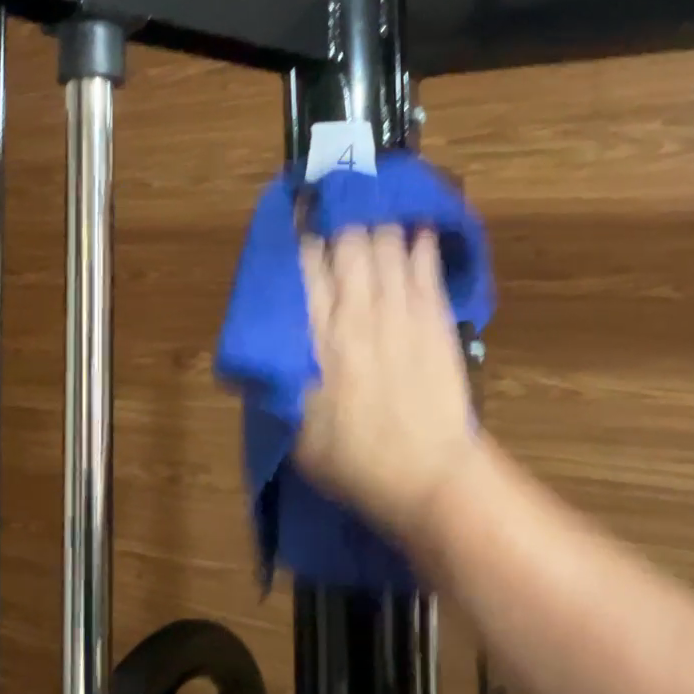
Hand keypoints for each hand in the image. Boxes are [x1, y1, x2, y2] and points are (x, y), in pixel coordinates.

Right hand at [295, 225, 476, 535]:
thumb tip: (259, 347)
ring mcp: (399, 310)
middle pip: (346, 242)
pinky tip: (417, 230)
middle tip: (335, 215)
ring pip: (385, 244)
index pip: (303, 265)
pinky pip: (426, 264)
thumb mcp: (294, 428)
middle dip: (338, 223)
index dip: (300, 238)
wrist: (428, 477)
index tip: (298, 226)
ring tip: (372, 218)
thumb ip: (276, 378)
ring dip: (376, 227)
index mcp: (315, 337)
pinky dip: (420, 242)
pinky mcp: (434, 317)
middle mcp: (354, 312)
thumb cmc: (353, 460)